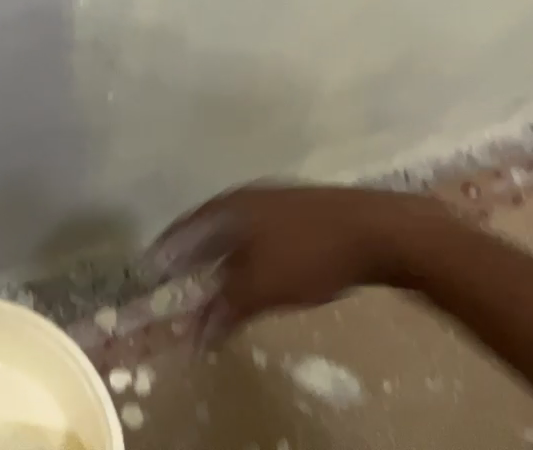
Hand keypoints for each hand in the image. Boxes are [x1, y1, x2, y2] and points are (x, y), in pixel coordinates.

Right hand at [140, 183, 453, 349]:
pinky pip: (262, 232)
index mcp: (226, 207)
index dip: (165, 250)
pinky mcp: (304, 211)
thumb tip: (194, 337)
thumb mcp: (261, 288)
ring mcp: (276, 200)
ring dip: (223, 255)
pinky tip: (260, 270)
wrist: (382, 231)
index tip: (150, 269)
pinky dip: (249, 252)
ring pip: (237, 229)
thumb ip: (225, 309)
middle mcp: (245, 196)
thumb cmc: (311, 255)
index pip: (182, 229)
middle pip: (207, 227)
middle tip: (180, 279)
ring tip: (217, 280)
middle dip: (193, 254)